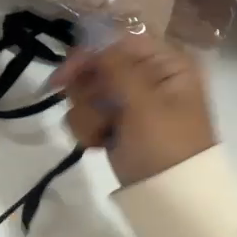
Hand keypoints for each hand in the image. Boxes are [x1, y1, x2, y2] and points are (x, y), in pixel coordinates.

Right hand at [51, 31, 215, 185]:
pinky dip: (88, 129)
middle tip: (90, 111)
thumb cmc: (165, 144)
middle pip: (96, 65)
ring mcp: (129, 101)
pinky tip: (100, 143)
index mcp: (166, 65)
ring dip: (87, 115)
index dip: (90, 54)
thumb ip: (118, 68)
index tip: (67, 75)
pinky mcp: (113, 122)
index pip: (118, 41)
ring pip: (85, 91)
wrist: (169, 195)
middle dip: (88, 92)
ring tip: (104, 135)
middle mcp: (147, 77)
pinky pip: (84, 113)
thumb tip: (94, 41)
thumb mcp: (145, 103)